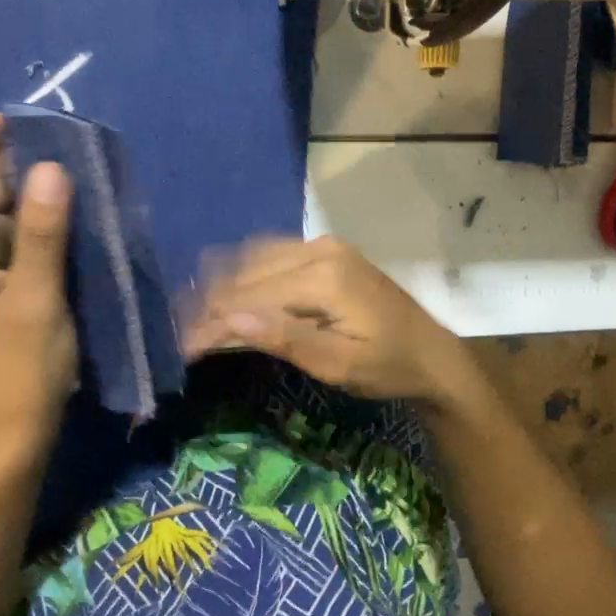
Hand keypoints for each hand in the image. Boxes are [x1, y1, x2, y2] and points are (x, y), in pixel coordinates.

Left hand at [0, 113, 76, 446]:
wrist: (25, 423)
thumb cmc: (18, 368)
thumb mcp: (33, 300)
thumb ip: (42, 234)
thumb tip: (51, 166)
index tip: (3, 127)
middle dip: (20, 153)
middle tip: (73, 144)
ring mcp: (2, 253)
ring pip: (18, 197)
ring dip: (48, 180)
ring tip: (92, 165)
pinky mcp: (31, 269)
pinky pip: (42, 224)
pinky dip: (63, 208)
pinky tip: (95, 199)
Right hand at [183, 236, 480, 405]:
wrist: (434, 355)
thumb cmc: (389, 368)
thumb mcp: (339, 365)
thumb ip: (286, 339)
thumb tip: (231, 320)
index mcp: (324, 277)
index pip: (251, 297)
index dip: (213, 322)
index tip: (182, 347)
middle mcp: (319, 250)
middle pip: (248, 273)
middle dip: (212, 304)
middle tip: (181, 333)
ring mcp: (324, 247)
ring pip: (255, 259)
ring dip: (224, 286)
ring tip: (195, 314)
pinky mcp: (326, 252)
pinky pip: (272, 256)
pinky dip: (246, 275)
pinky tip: (228, 292)